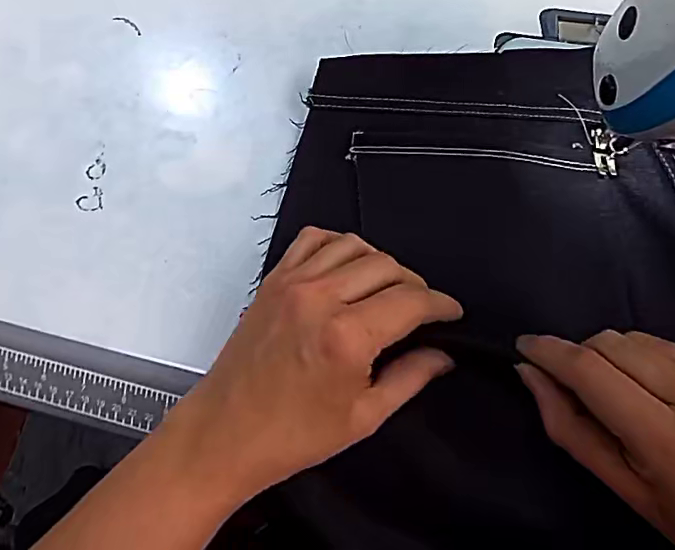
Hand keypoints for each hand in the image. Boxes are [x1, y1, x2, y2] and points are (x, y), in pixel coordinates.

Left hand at [156, 228, 462, 500]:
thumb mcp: (362, 418)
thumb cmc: (292, 436)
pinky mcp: (275, 277)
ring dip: (380, 263)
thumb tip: (443, 354)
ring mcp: (294, 281)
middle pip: (389, 266)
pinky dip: (338, 243)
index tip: (451, 311)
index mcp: (346, 337)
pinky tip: (346, 265)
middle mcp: (322, 298)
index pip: (411, 300)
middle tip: (420, 309)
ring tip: (386, 288)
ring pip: (356, 245)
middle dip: (415, 286)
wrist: (222, 436)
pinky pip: (315, 237)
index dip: (440, 304)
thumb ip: (410, 378)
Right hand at [516, 331, 674, 549]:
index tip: (525, 346)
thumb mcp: (639, 505)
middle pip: (615, 343)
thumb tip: (533, 376)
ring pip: (645, 339)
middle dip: (585, 358)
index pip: (592, 374)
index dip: (551, 353)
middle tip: (578, 388)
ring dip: (623, 360)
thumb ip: (577, 435)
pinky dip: (662, 366)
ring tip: (635, 402)